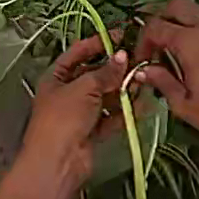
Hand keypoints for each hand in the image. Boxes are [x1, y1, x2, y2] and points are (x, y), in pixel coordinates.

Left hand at [9, 36, 128, 198]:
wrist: (58, 163)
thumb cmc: (63, 117)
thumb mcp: (84, 87)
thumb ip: (105, 72)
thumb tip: (123, 55)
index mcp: (56, 77)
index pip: (78, 52)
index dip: (98, 43)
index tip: (120, 36)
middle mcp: (67, 92)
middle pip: (94, 75)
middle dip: (114, 69)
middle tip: (137, 60)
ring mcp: (80, 113)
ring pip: (105, 95)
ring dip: (122, 89)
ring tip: (142, 80)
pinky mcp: (92, 131)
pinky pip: (111, 116)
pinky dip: (124, 111)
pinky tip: (141, 104)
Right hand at [133, 0, 198, 161]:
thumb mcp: (183, 103)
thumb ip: (161, 80)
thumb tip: (144, 70)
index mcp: (190, 41)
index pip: (156, 26)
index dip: (143, 41)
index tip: (141, 60)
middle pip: (175, 6)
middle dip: (160, 20)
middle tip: (155, 46)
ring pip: (194, 11)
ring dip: (179, 22)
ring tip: (173, 51)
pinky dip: (196, 29)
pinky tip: (194, 55)